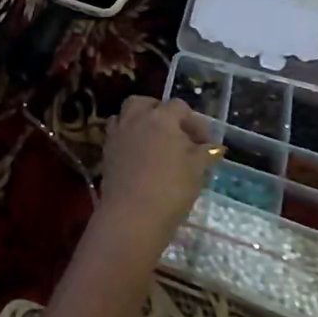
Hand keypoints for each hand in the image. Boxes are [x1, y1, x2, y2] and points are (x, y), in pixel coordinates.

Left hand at [98, 97, 221, 238]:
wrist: (132, 212)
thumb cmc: (171, 188)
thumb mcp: (197, 169)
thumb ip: (204, 152)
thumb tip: (212, 147)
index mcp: (160, 118)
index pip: (178, 106)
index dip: (194, 122)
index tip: (204, 143)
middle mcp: (134, 119)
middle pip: (145, 103)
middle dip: (161, 112)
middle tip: (175, 133)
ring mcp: (116, 133)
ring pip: (126, 115)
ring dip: (141, 122)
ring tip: (156, 142)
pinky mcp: (105, 150)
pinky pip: (117, 133)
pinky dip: (128, 136)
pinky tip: (140, 154)